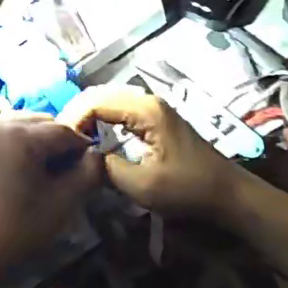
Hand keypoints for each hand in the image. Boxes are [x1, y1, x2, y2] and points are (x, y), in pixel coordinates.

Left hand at [0, 95, 103, 287]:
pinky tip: (10, 135)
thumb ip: (87, 175)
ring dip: (35, 133)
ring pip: (22, 116)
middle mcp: (3, 121)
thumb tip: (98, 155)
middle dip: (59, 142)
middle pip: (45, 121)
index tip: (87, 170)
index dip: (82, 150)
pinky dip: (2, 113)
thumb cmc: (15, 229)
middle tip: (64, 172)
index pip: (66, 131)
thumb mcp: (60, 205)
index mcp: (25, 135)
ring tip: (39, 165)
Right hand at [59, 85, 238, 217]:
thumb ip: (107, 168)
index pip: (95, 102)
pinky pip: (119, 109)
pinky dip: (101, 119)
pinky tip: (93, 138)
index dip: (73, 120)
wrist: (227, 193)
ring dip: (88, 116)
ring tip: (72, 140)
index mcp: (145, 109)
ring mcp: (152, 106)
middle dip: (77, 114)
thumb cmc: (188, 189)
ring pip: (108, 100)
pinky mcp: (154, 117)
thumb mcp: (143, 186)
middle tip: (60, 141)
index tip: (60, 144)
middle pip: (99, 95)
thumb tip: (83, 158)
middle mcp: (147, 99)